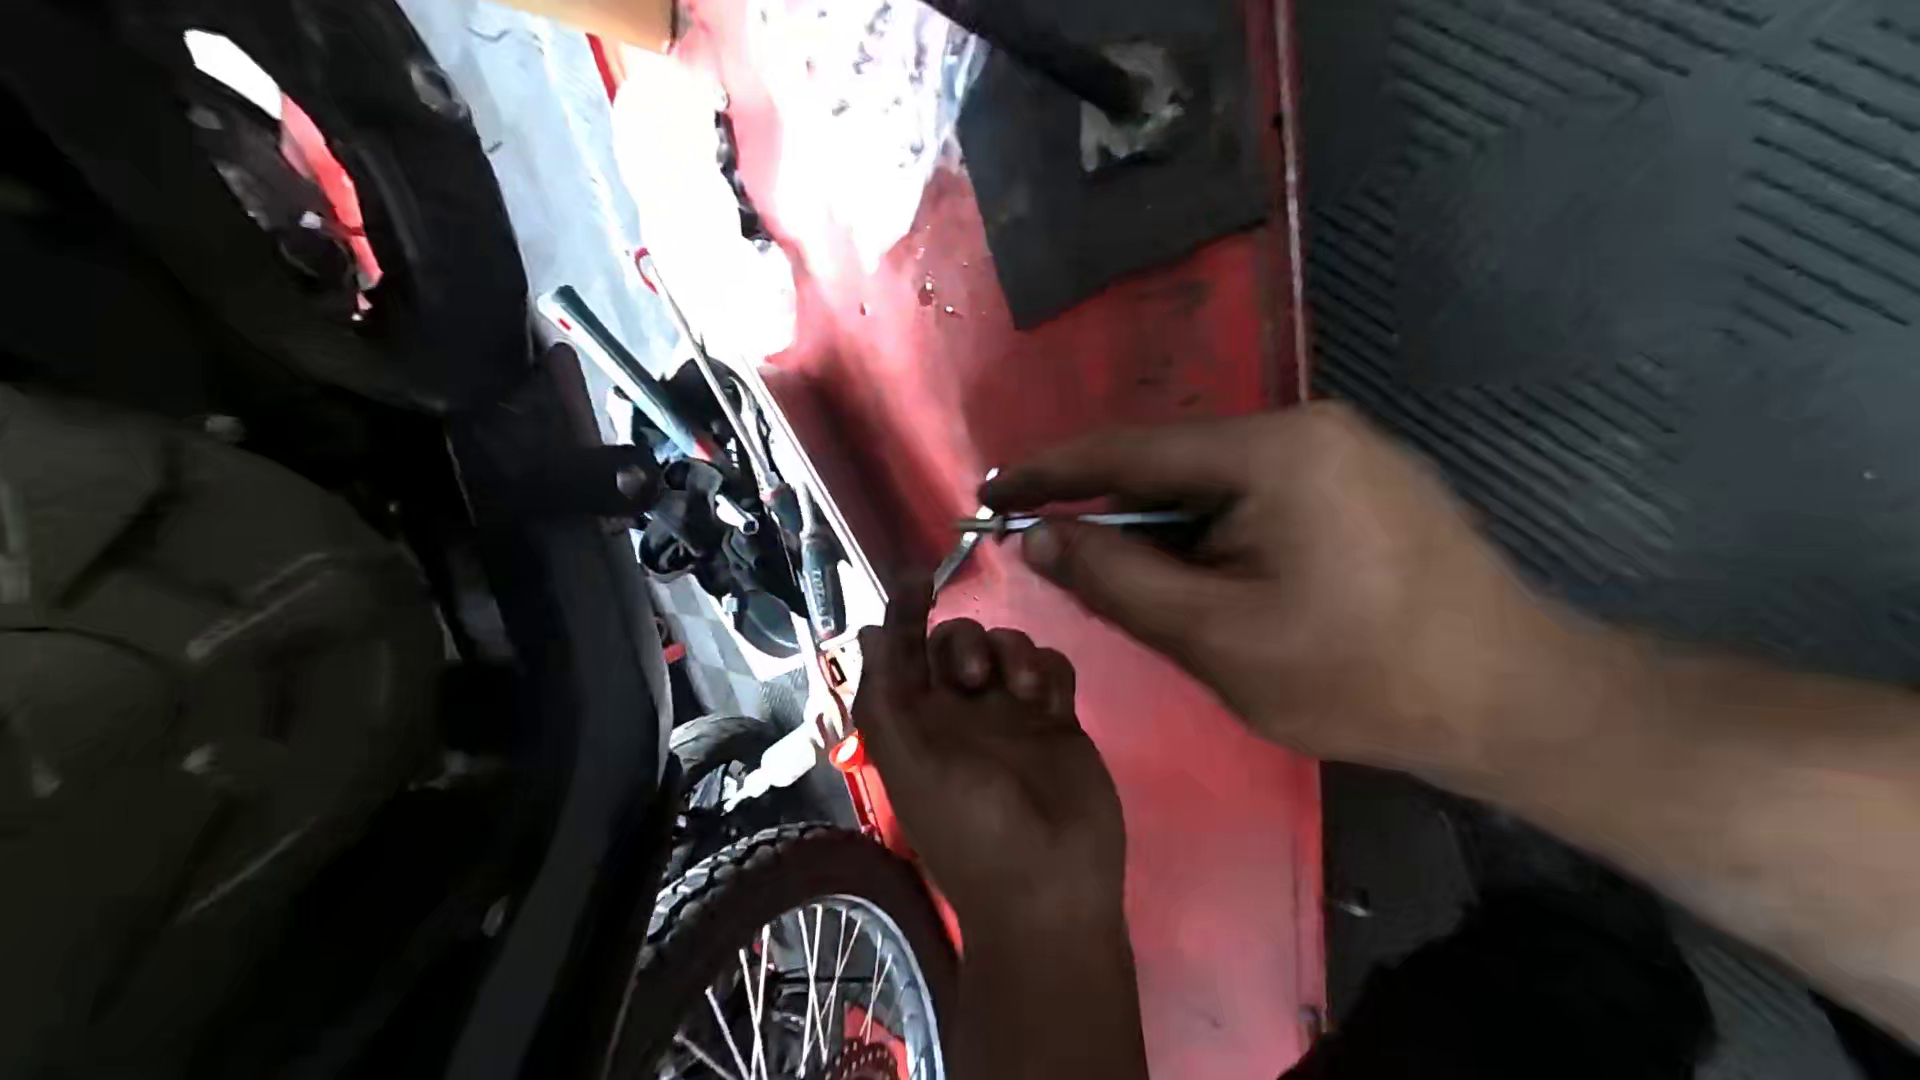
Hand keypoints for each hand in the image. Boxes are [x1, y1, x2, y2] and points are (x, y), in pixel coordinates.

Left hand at [854, 585, 1125, 929]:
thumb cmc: (971, 827)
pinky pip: (1050, 666)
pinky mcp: (1057, 718)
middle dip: (965, 644)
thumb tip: (867, 632)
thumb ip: (885, 697)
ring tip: (1025, 694)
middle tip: (976, 681)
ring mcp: (1011, 712)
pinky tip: (1050, 701)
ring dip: (1012, 653)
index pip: (906, 649)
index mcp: (919, 719)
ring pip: (1007, 646)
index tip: (917, 577)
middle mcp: (961, 709)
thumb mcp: (910, 764)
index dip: (905, 611)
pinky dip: (1047, 669)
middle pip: (958, 641)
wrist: (1051, 887)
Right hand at [981, 403, 1585, 777]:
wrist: (1518, 705)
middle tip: (1065, 566)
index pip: (1127, 452)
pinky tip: (1210, 587)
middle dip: (1112, 518)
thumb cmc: (1359, 678)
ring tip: (1155, 598)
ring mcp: (1334, 453)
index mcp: (1271, 451)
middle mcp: (1303, 429)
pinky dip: (1206, 540)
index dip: (1049, 473)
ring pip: (1206, 489)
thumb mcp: (1213, 637)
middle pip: (1167, 470)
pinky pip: (1246, 500)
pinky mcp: (1351, 484)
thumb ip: (1115, 581)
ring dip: (1163, 538)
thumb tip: (1039, 540)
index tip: (991, 489)